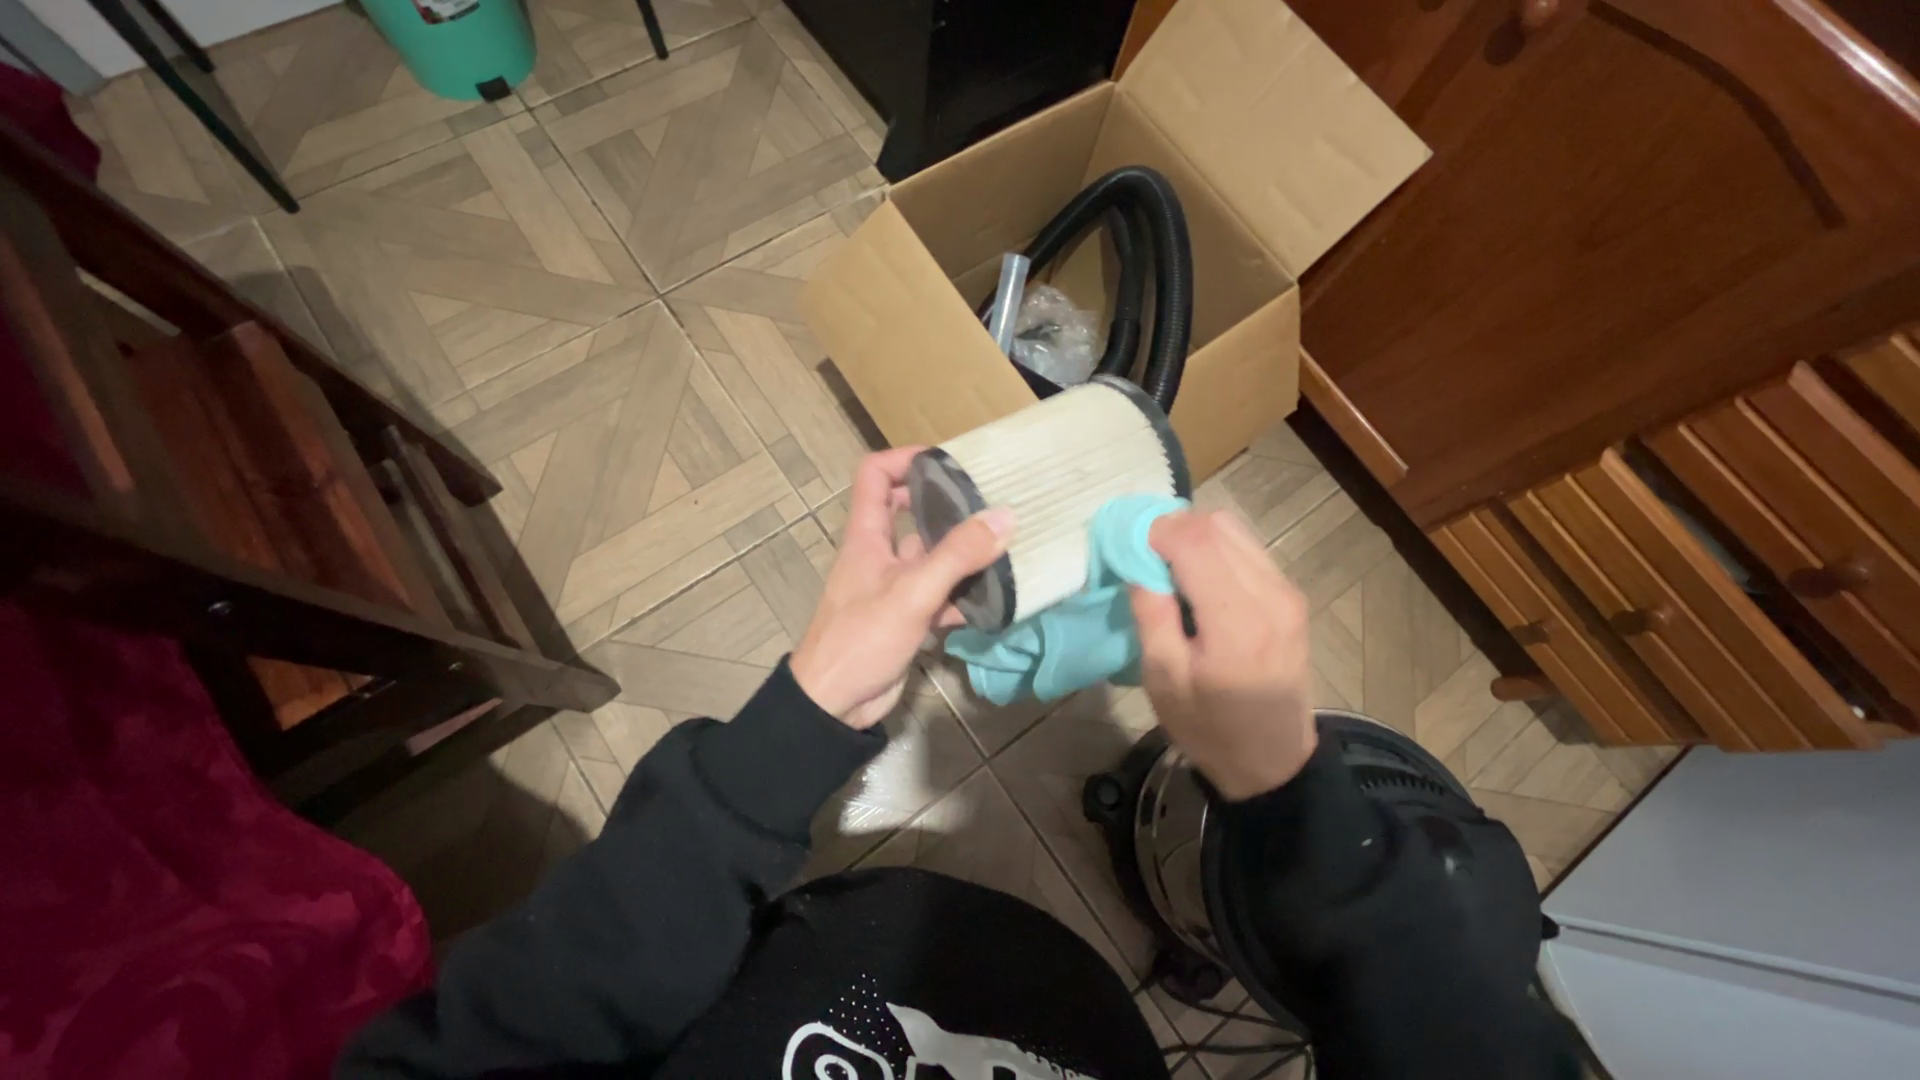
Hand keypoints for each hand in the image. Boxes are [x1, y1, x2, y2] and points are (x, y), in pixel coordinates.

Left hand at [791, 448, 1013, 728]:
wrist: (834, 703)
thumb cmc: (862, 637)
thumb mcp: (913, 591)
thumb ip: (957, 555)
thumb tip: (1005, 516)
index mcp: (867, 535)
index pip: (875, 475)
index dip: (905, 459)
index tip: (947, 461)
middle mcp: (879, 554)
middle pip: (911, 514)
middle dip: (949, 507)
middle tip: (992, 504)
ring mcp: (893, 587)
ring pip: (933, 558)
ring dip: (964, 555)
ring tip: (1007, 548)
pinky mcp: (906, 618)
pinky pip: (940, 595)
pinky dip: (964, 596)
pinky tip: (996, 600)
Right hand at [1130, 510, 1316, 799]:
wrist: (1273, 760)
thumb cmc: (1209, 727)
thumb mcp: (1164, 679)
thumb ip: (1151, 613)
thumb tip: (1137, 561)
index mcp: (1238, 621)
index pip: (1195, 542)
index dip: (1155, 531)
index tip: (1127, 548)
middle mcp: (1271, 595)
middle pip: (1217, 525)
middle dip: (1172, 528)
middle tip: (1142, 556)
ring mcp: (1287, 592)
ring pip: (1234, 529)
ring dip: (1194, 535)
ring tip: (1166, 565)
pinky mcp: (1290, 595)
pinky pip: (1247, 548)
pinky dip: (1215, 548)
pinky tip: (1195, 576)